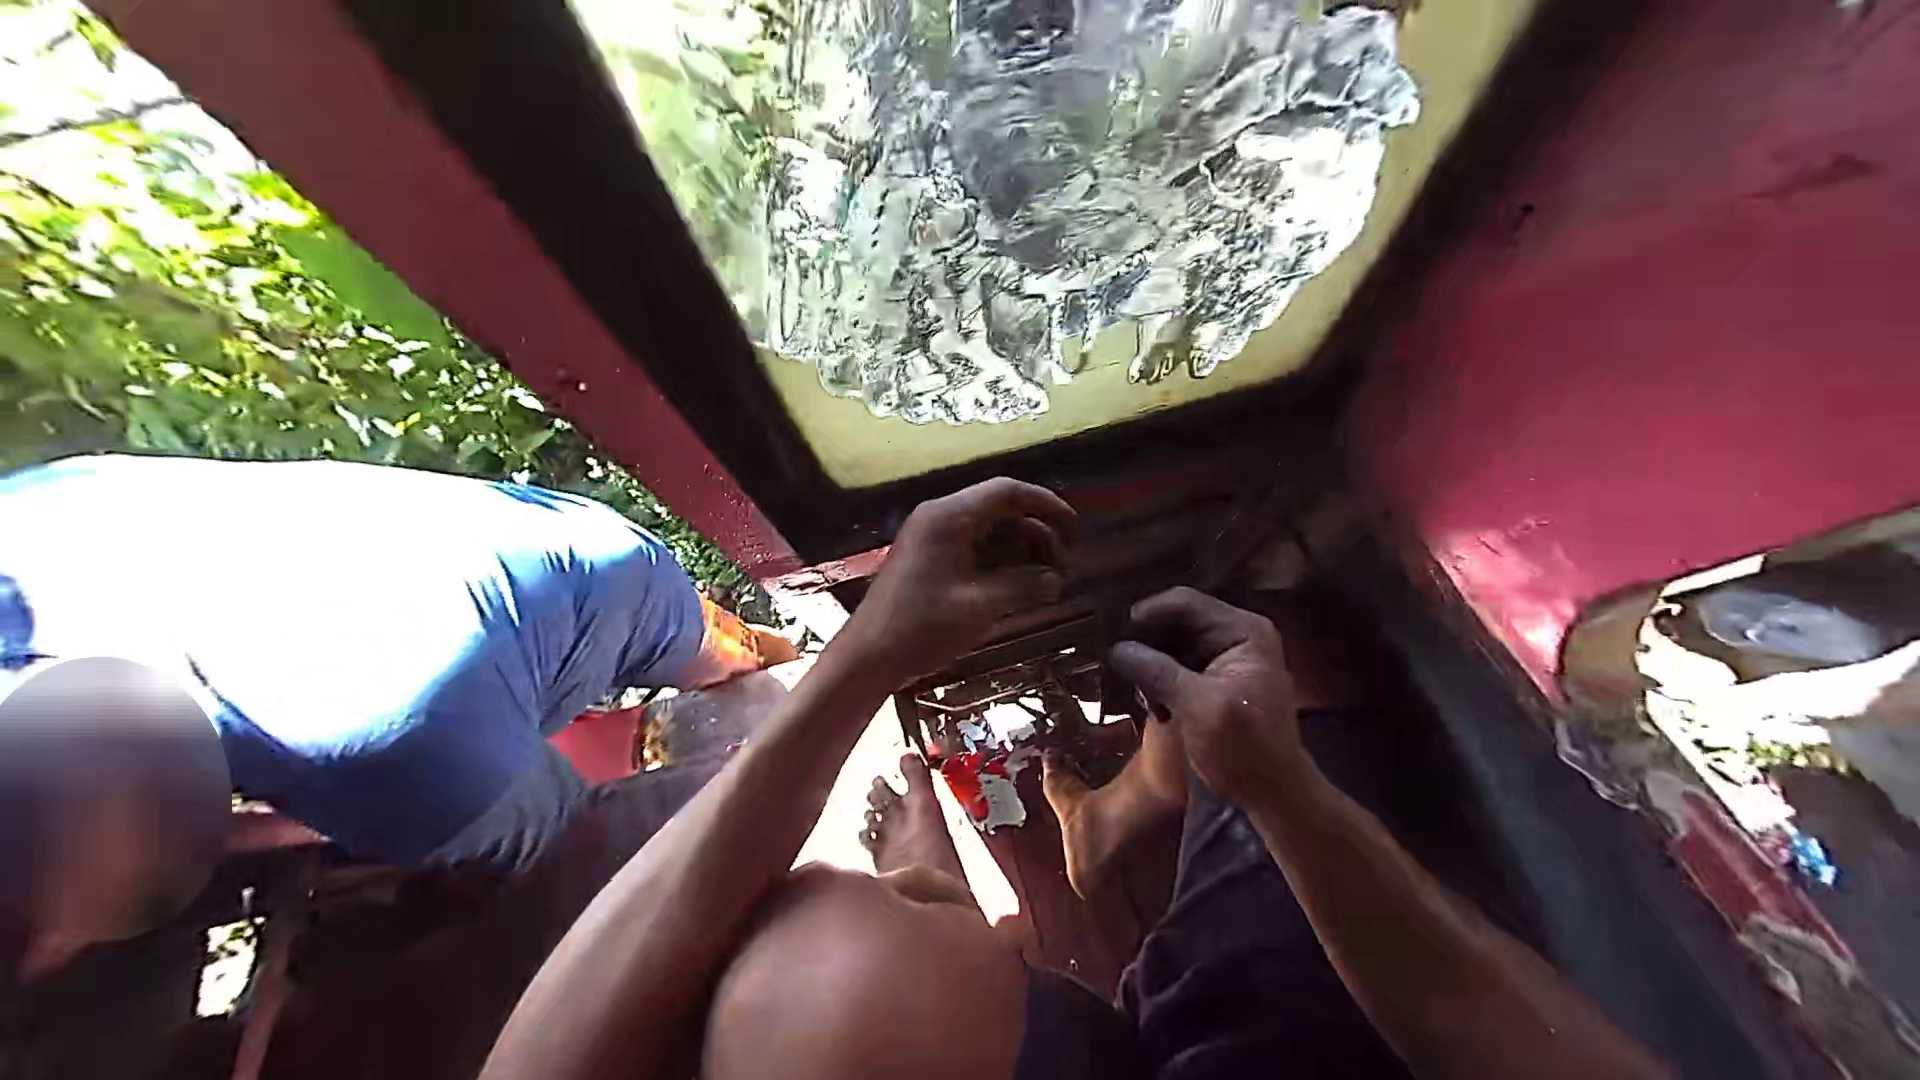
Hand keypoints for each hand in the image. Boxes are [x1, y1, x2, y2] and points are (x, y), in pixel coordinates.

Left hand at [837, 477, 1076, 684]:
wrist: (869, 656)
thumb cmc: (922, 627)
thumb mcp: (980, 605)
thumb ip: (1023, 585)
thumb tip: (1056, 579)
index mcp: (948, 516)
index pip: (1007, 492)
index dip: (1047, 505)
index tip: (1074, 530)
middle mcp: (941, 517)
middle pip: (1001, 510)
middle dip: (1038, 533)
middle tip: (1064, 566)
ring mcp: (934, 538)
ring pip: (991, 532)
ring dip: (1021, 552)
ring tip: (1047, 582)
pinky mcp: (932, 558)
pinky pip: (975, 550)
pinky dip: (1001, 564)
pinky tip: (1021, 588)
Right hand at [1108, 587, 1302, 802]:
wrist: (1272, 795)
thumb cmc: (1246, 750)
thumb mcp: (1201, 709)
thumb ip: (1159, 672)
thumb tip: (1116, 648)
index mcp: (1242, 631)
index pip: (1184, 603)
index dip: (1147, 614)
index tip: (1113, 632)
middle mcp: (1232, 635)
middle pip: (1173, 621)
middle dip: (1144, 640)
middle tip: (1114, 661)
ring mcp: (1221, 657)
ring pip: (1168, 643)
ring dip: (1147, 662)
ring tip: (1132, 687)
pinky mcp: (1208, 679)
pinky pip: (1171, 665)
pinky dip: (1155, 678)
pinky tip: (1148, 701)